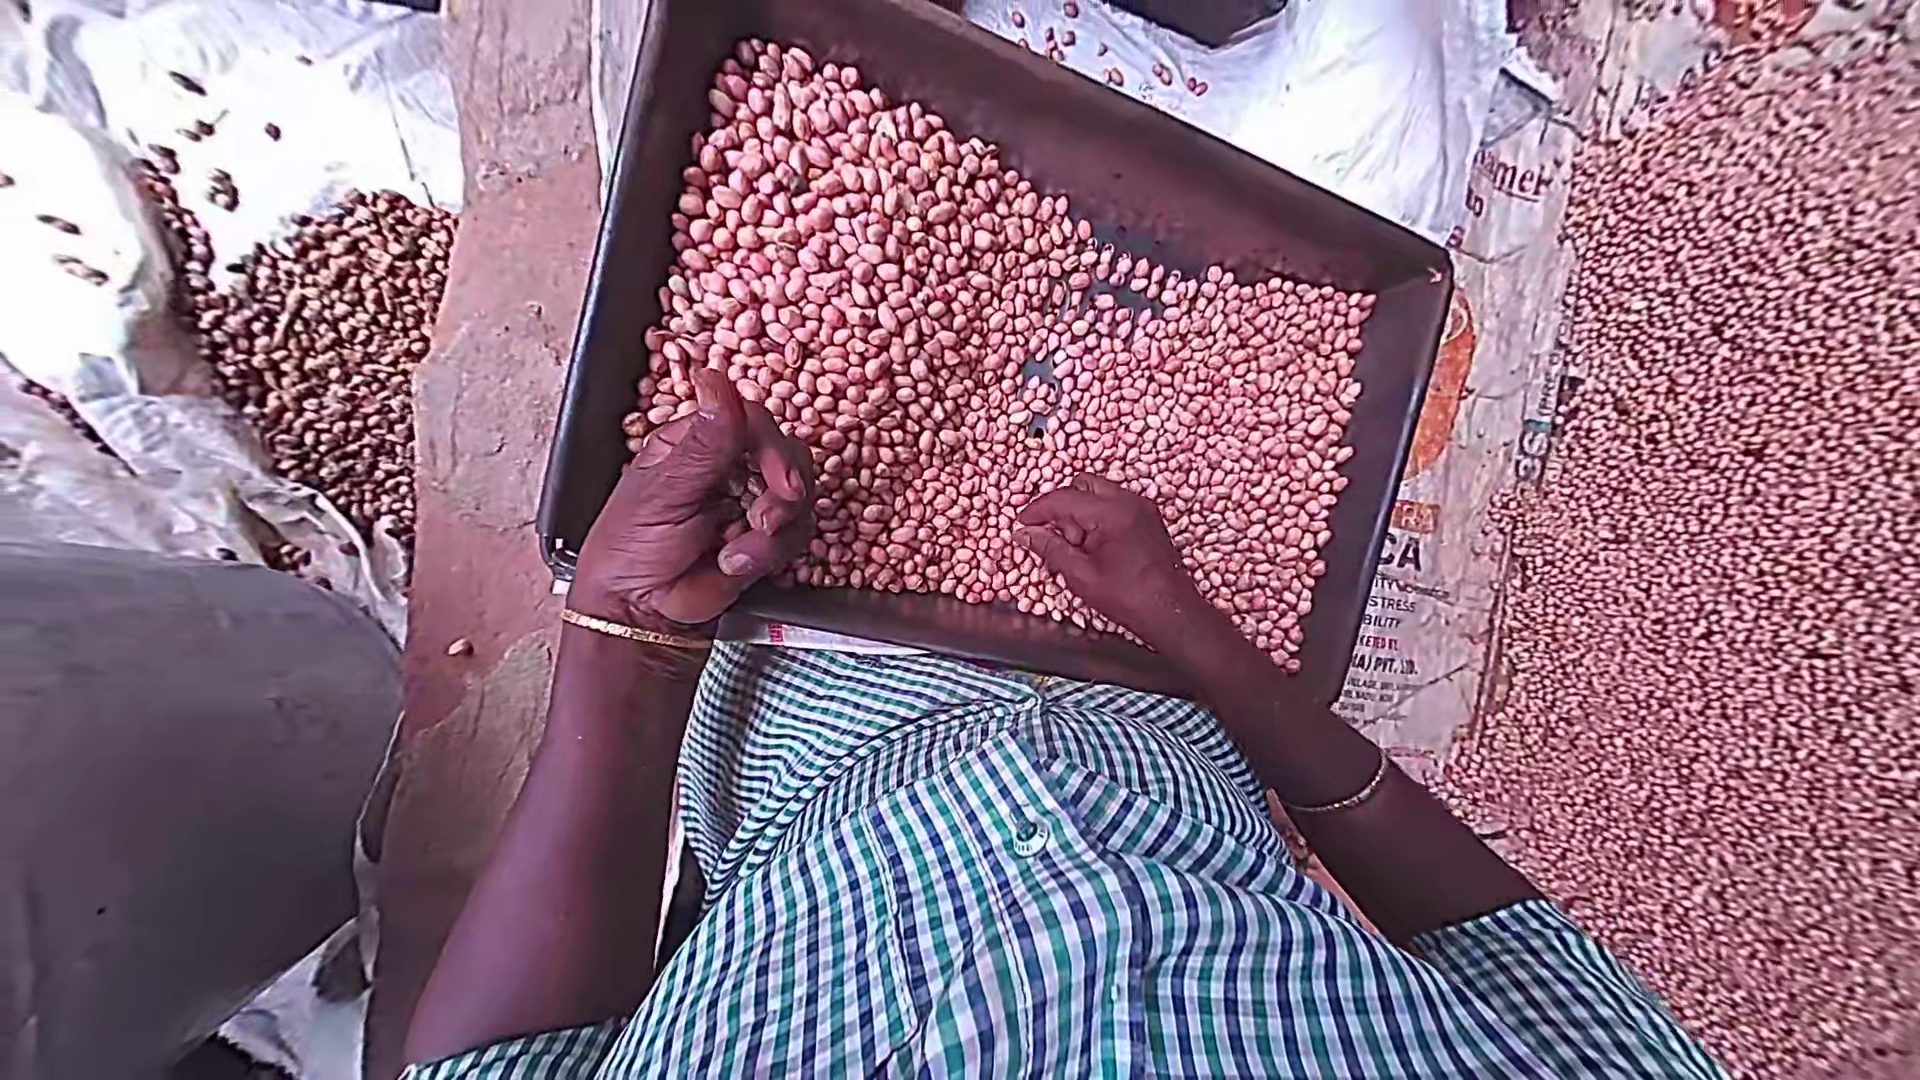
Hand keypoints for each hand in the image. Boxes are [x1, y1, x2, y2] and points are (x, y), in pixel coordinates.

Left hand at [571, 369, 814, 630]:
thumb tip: (717, 382)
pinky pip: (798, 532)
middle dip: (785, 489)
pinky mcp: (768, 537)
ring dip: (777, 527)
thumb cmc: (632, 550)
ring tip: (738, 552)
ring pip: (800, 494)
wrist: (642, 614)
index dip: (772, 446)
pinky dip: (772, 552)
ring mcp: (753, 501)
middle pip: (787, 454)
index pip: (752, 421)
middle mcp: (731, 467)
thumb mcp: (662, 494)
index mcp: (698, 443)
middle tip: (766, 519)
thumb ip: (702, 446)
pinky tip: (737, 564)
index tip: (778, 476)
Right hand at [1017, 473, 1222, 650]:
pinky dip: (1096, 517)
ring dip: (1079, 512)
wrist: (1173, 613)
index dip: (1037, 510)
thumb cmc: (1129, 598)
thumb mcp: (1080, 575)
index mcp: (1112, 513)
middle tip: (1052, 536)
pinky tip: (1092, 547)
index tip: (1022, 523)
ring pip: (1097, 492)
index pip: (1063, 498)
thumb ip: (1050, 549)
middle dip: (1061, 507)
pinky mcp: (1147, 518)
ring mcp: (1141, 508)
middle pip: (1081, 485)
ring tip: (1075, 548)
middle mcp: (1129, 501)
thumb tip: (1026, 534)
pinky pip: (1113, 504)